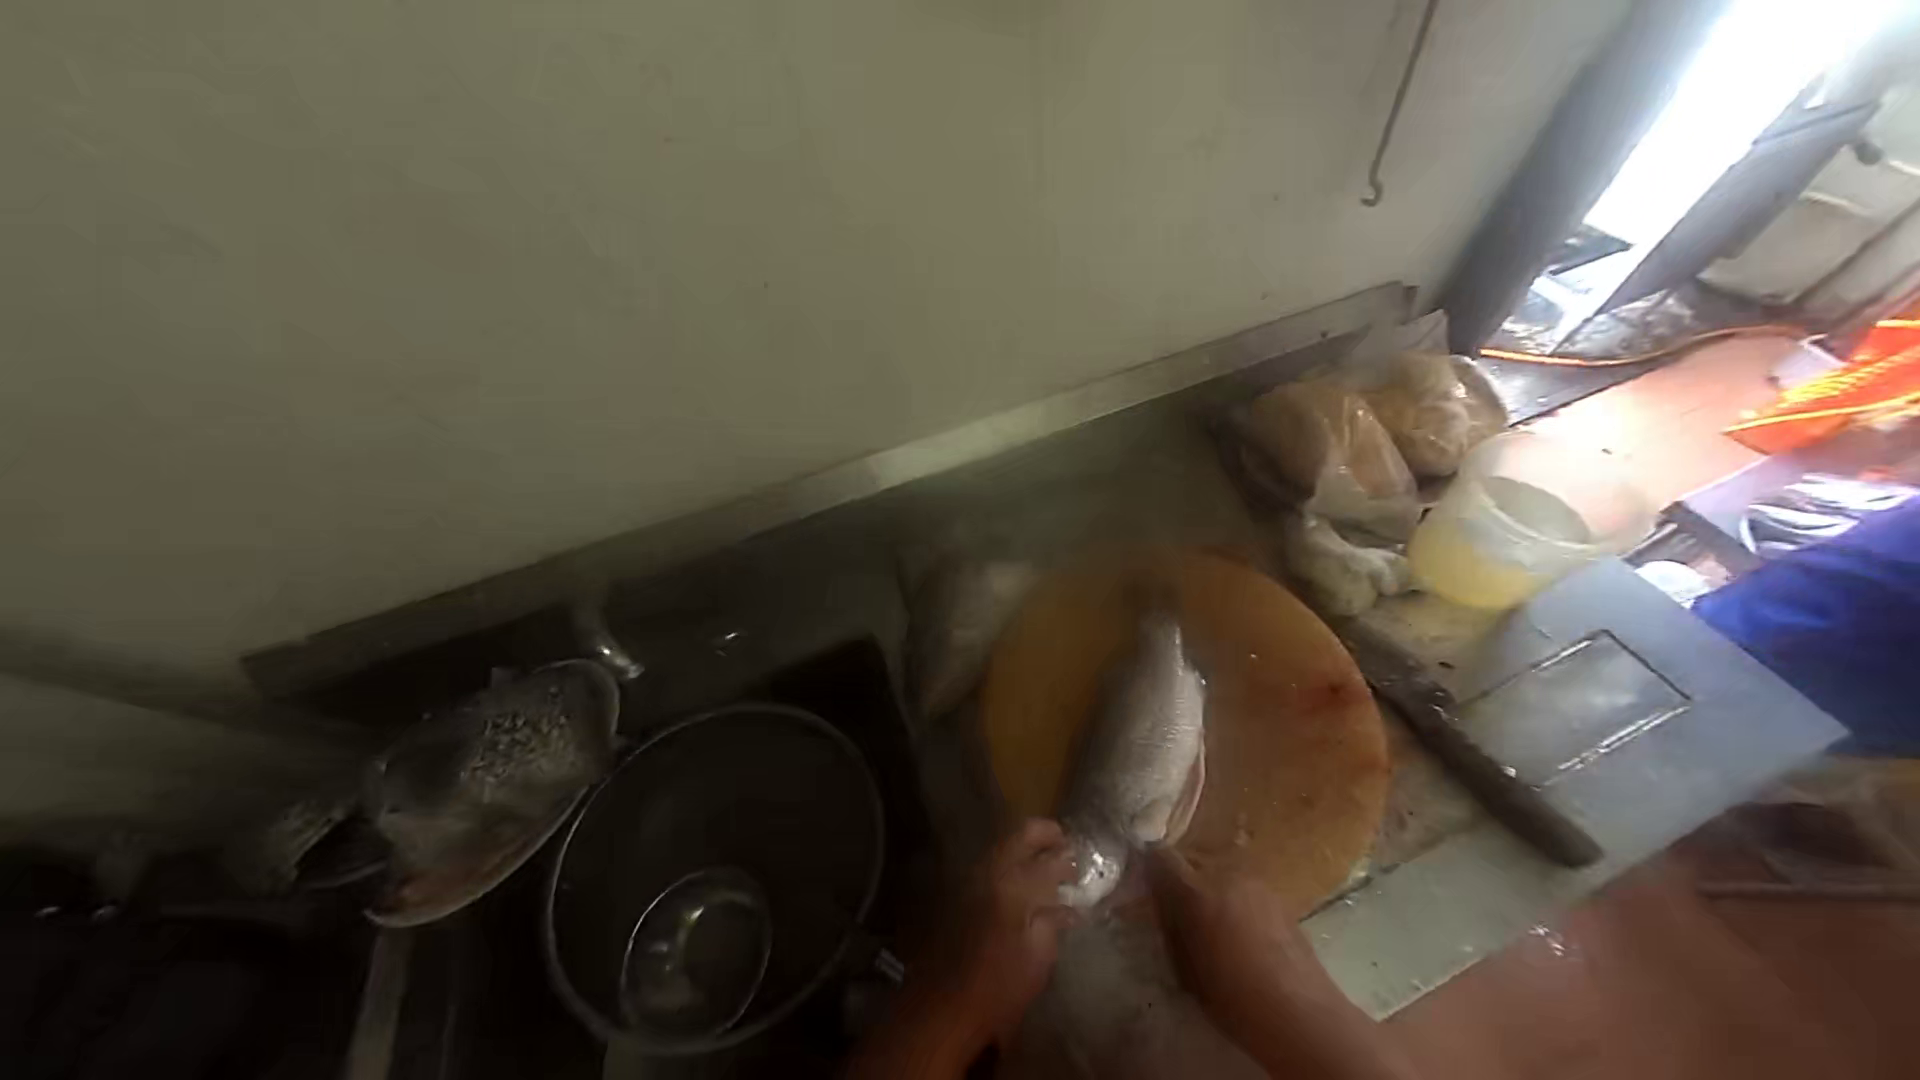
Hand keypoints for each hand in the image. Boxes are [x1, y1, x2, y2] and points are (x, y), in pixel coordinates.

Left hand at [936, 817, 1077, 1042]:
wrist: (945, 1004)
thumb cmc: (998, 988)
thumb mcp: (1038, 958)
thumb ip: (1054, 922)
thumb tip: (1069, 906)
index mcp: (1014, 887)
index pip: (1050, 861)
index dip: (1069, 861)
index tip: (1081, 867)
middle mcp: (991, 871)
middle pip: (1021, 834)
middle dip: (1046, 834)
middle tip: (1064, 843)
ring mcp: (971, 876)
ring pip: (1003, 843)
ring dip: (1026, 844)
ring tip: (1045, 859)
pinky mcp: (959, 888)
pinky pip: (990, 861)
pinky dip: (1009, 859)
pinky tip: (1020, 878)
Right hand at [1149, 848, 1418, 1079]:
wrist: (1301, 1016)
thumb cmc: (1233, 997)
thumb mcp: (1184, 964)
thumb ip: (1168, 923)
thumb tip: (1157, 900)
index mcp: (1194, 888)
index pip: (1159, 855)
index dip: (1149, 866)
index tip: (1145, 882)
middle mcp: (1223, 872)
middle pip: (1190, 857)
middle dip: (1180, 874)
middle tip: (1176, 902)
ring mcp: (1254, 879)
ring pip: (1218, 866)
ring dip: (1208, 882)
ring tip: (1210, 914)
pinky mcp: (1276, 893)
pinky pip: (1242, 881)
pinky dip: (1233, 893)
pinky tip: (1238, 924)